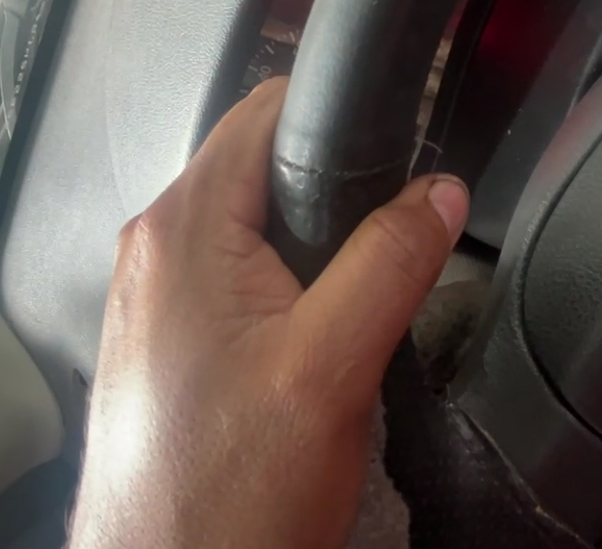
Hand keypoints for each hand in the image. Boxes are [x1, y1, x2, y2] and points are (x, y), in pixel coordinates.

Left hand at [70, 78, 469, 548]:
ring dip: (316, 217)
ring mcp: (159, 289)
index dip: (333, 106)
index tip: (394, 130)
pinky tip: (326, 304)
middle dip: (333, 167)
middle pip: (261, 156)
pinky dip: (291, 259)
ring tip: (369, 258)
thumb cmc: (227, 496)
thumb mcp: (330, 367)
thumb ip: (391, 262)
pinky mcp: (174, 327)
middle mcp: (157, 244)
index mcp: (183, 227)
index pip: (263, 110)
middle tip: (395, 208)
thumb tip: (444, 191)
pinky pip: (241, 256)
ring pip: (256, 208)